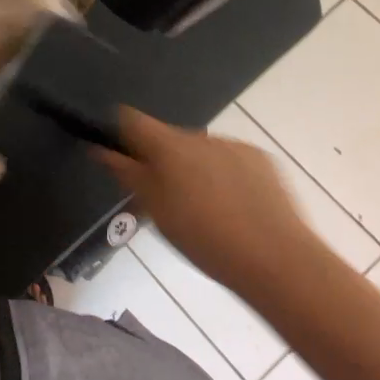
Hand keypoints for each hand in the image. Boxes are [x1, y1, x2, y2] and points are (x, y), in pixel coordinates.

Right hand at [93, 107, 320, 292]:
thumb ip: (127, 174)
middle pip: (167, 137)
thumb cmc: (205, 240)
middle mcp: (200, 136)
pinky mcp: (262, 159)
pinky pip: (229, 159)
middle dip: (161, 160)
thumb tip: (101, 150)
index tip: (122, 159)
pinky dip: (223, 175)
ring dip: (193, 168)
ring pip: (199, 150)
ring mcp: (234, 146)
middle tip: (165, 199)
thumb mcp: (156, 212)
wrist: (277, 261)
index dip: (120, 134)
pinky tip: (233, 207)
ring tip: (204, 209)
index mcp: (168, 146)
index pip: (130, 118)